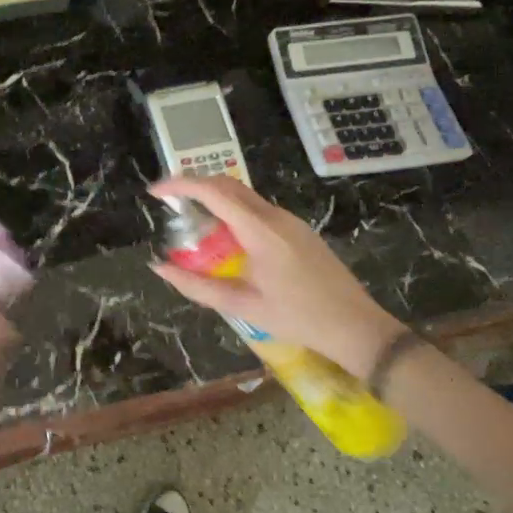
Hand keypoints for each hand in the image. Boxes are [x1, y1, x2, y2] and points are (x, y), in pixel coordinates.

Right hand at [148, 176, 404, 377]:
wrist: (357, 328)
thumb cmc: (298, 319)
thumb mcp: (242, 306)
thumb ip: (196, 286)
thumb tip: (159, 267)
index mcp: (260, 231)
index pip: (213, 192)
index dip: (180, 186)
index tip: (155, 192)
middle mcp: (276, 217)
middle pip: (228, 185)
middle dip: (194, 185)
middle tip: (168, 201)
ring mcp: (291, 222)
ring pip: (244, 195)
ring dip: (214, 198)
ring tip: (191, 220)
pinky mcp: (299, 231)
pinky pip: (258, 209)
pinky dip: (233, 211)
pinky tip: (225, 238)